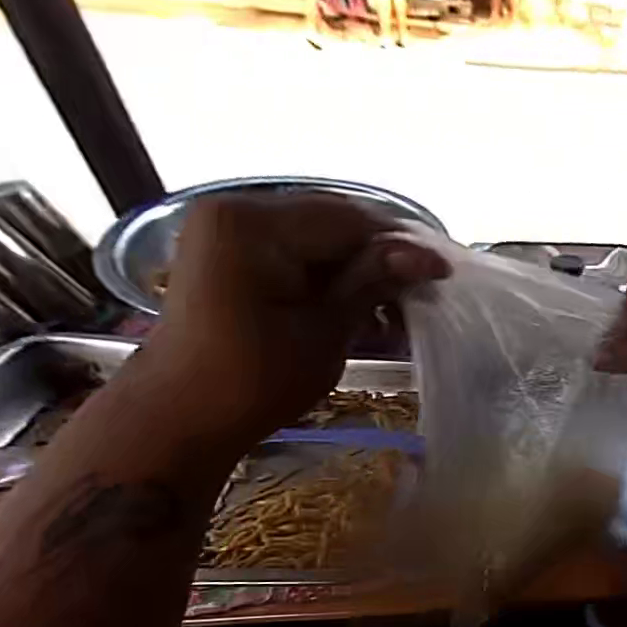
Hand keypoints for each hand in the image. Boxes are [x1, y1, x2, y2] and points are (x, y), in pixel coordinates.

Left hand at [137, 192, 448, 444]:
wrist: (183, 416)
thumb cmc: (255, 379)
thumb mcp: (324, 331)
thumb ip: (371, 284)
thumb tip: (425, 258)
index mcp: (253, 224)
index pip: (347, 219)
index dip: (400, 245)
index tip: (442, 273)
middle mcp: (236, 211)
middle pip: (331, 223)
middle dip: (380, 258)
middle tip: (421, 295)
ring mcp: (228, 232)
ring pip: (317, 240)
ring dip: (359, 272)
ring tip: (394, 312)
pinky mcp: (230, 256)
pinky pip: (294, 256)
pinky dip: (330, 280)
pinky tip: (359, 311)